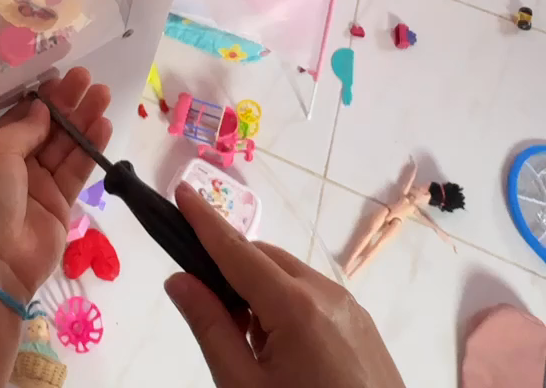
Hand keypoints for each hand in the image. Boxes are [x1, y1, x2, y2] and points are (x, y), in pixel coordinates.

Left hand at [0, 67, 110, 303]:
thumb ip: (23, 127)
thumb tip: (40, 107)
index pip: (20, 116)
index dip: (42, 97)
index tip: (63, 77)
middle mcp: (14, 164)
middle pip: (46, 128)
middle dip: (67, 104)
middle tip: (88, 79)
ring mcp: (38, 185)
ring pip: (65, 146)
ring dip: (84, 121)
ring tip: (103, 94)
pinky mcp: (60, 205)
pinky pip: (76, 170)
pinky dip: (90, 148)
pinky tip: (104, 125)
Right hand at [165, 182, 404, 387]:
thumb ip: (210, 328)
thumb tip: (179, 279)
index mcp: (295, 305)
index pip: (236, 249)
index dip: (204, 220)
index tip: (181, 190)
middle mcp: (327, 294)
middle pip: (263, 259)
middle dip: (230, 268)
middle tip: (206, 306)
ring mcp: (352, 311)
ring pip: (289, 277)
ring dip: (259, 290)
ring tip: (249, 345)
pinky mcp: (366, 331)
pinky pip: (314, 299)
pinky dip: (286, 306)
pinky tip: (283, 355)